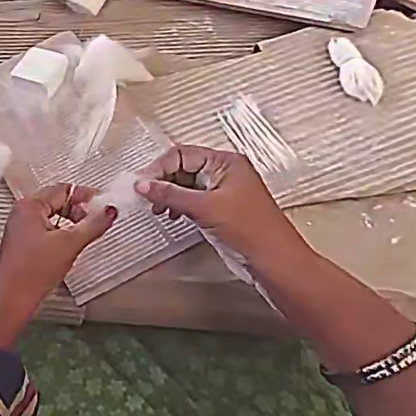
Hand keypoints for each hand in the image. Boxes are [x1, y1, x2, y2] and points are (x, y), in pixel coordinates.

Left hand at [0, 185, 115, 347]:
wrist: (12, 296)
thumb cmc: (34, 269)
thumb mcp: (70, 243)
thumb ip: (93, 224)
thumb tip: (109, 210)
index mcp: (30, 206)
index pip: (63, 190)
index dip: (85, 195)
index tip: (102, 203)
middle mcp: (21, 213)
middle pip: (56, 201)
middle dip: (77, 209)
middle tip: (94, 220)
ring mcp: (20, 227)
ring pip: (51, 215)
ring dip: (70, 222)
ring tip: (82, 234)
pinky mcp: (22, 242)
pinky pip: (45, 228)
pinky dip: (59, 232)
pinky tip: (68, 246)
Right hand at [134, 145, 302, 260]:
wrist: (273, 261)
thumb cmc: (254, 231)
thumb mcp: (204, 208)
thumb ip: (169, 194)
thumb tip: (143, 185)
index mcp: (226, 162)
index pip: (181, 154)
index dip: (159, 168)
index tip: (142, 184)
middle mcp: (224, 173)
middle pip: (182, 167)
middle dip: (162, 181)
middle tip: (146, 196)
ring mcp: (222, 191)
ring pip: (185, 184)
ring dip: (168, 194)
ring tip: (158, 208)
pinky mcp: (219, 208)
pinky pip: (191, 198)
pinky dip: (178, 205)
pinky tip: (172, 214)